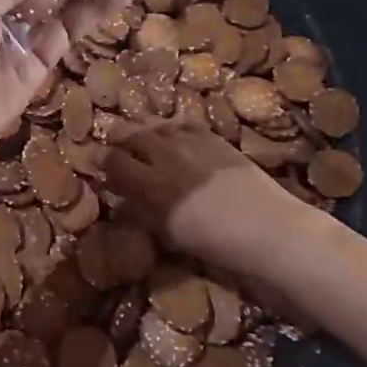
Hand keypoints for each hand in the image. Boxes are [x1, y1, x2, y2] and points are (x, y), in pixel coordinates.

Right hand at [105, 123, 312, 270]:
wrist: (268, 229)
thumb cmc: (215, 244)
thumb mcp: (168, 233)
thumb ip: (141, 211)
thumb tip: (120, 198)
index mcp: (151, 185)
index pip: (112, 161)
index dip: (101, 161)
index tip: (98, 165)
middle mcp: (166, 156)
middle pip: (130, 134)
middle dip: (117, 138)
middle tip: (113, 145)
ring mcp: (190, 142)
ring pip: (155, 124)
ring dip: (141, 129)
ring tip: (139, 136)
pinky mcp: (213, 136)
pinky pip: (183, 122)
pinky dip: (170, 126)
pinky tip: (170, 132)